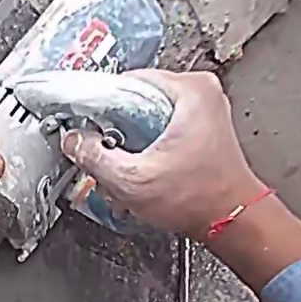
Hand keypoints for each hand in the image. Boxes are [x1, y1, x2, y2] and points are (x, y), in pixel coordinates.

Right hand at [59, 70, 266, 239]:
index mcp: (189, 90)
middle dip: (111, 127)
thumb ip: (94, 157)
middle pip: (133, 99)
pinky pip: (155, 127)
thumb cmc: (195, 197)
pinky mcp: (196, 127)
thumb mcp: (131, 180)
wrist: (228, 218)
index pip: (126, 82)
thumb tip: (72, 139)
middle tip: (100, 151)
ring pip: (142, 115)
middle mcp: (197, 92)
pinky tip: (133, 167)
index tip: (80, 124)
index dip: (97, 105)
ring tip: (118, 164)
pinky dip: (139, 145)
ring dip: (123, 139)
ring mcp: (199, 109)